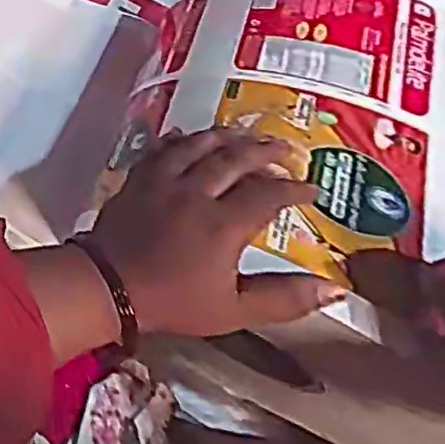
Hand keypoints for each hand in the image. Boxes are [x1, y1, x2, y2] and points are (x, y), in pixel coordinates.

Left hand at [89, 127, 343, 335]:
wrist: (110, 283)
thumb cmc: (174, 301)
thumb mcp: (236, 310)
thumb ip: (285, 297)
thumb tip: (334, 286)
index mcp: (222, 224)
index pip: (267, 195)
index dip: (293, 189)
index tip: (311, 188)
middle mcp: (193, 192)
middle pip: (233, 159)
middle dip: (263, 150)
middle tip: (284, 147)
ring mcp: (161, 181)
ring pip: (195, 146)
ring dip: (222, 136)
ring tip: (242, 134)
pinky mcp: (137, 178)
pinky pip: (160, 149)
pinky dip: (177, 140)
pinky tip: (187, 135)